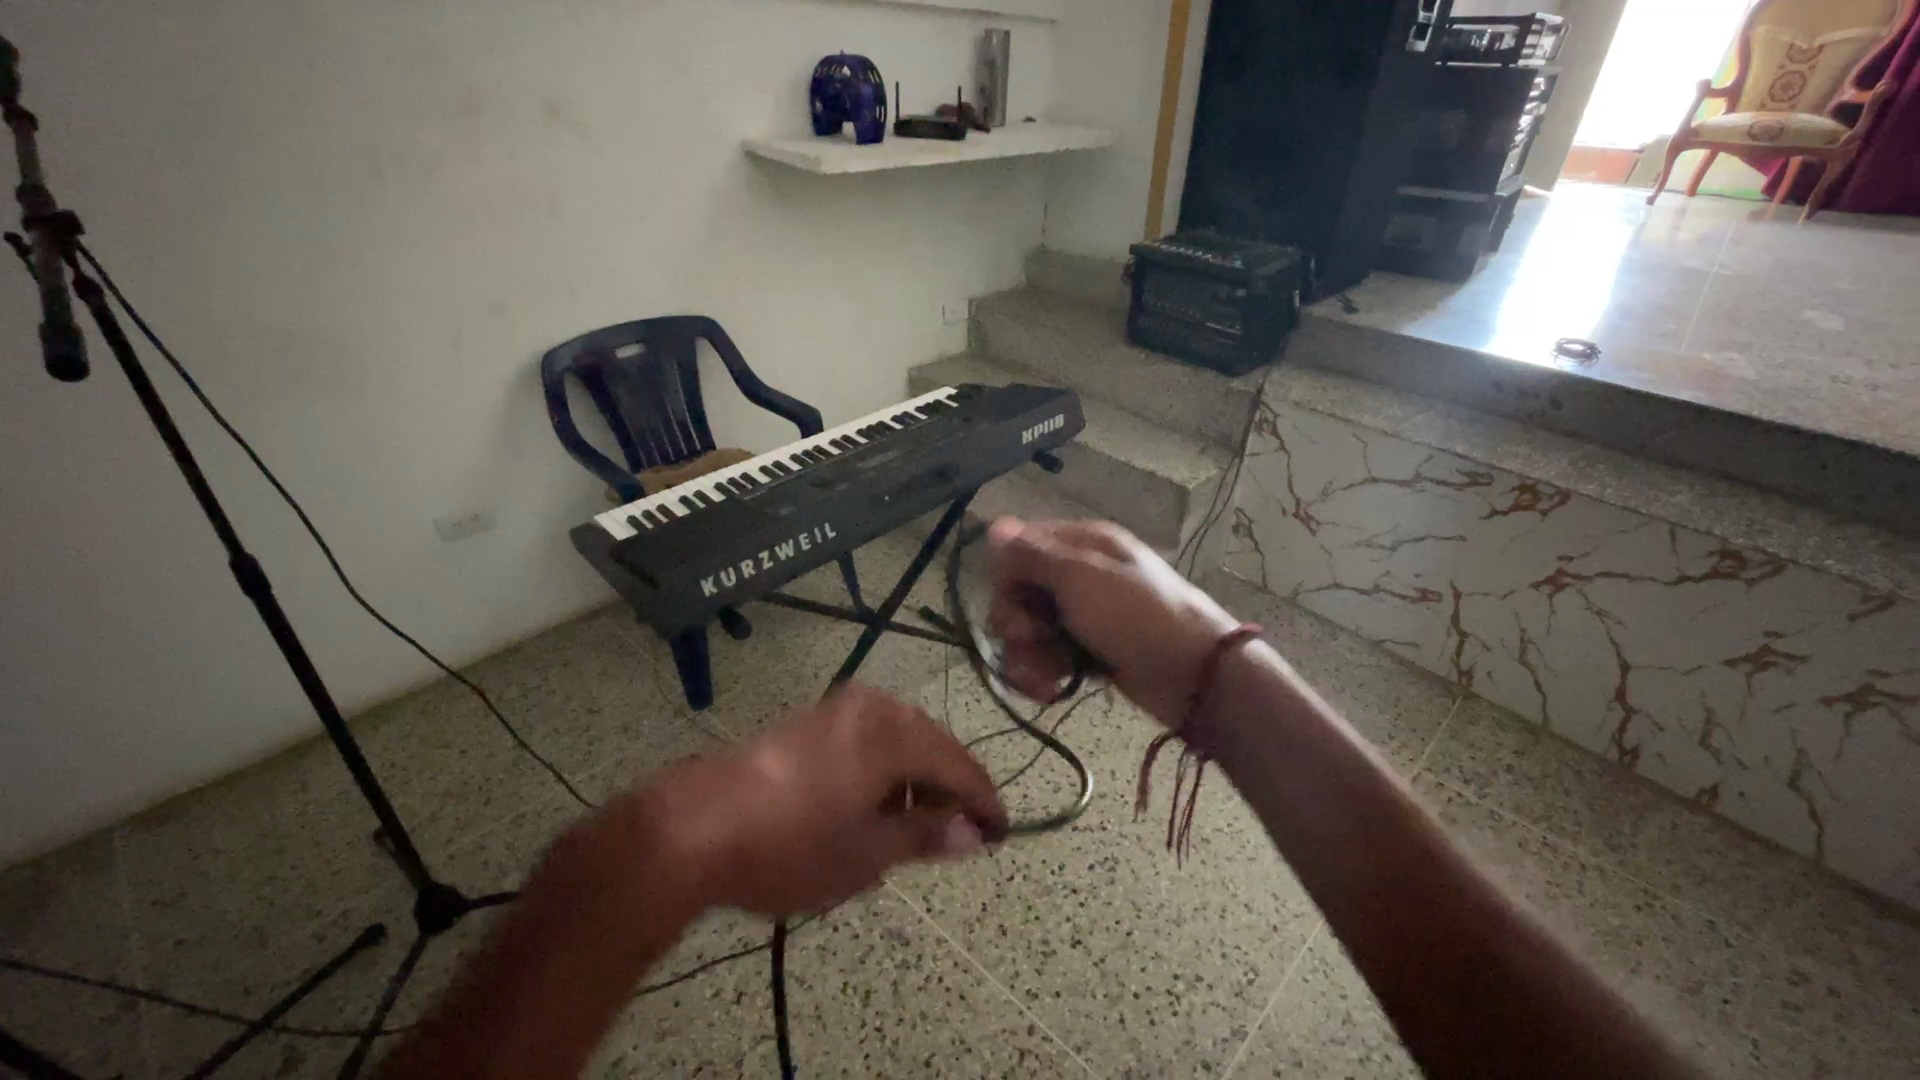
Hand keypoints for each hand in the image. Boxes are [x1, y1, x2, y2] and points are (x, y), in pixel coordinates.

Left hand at [632, 684, 1007, 918]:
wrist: (692, 826)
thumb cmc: (790, 846)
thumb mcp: (866, 853)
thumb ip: (925, 836)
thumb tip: (974, 833)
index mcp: (893, 734)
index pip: (959, 765)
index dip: (983, 801)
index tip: (1000, 835)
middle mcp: (871, 708)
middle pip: (931, 745)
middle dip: (948, 789)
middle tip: (959, 836)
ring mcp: (835, 710)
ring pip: (898, 740)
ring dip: (914, 779)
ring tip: (914, 828)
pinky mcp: (808, 721)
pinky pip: (867, 739)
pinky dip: (883, 769)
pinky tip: (872, 805)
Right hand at [986, 519, 1240, 727]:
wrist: (1196, 676)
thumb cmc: (1138, 616)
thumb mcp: (1082, 579)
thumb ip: (1033, 556)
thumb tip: (994, 525)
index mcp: (1082, 544)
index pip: (1021, 547)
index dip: (1007, 575)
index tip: (1012, 599)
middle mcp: (1079, 575)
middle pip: (1020, 592)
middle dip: (1016, 621)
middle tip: (1029, 639)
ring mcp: (1084, 615)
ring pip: (1030, 630)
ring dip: (1027, 655)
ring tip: (1044, 676)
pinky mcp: (1088, 652)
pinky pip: (1048, 657)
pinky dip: (1043, 673)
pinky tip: (1050, 689)